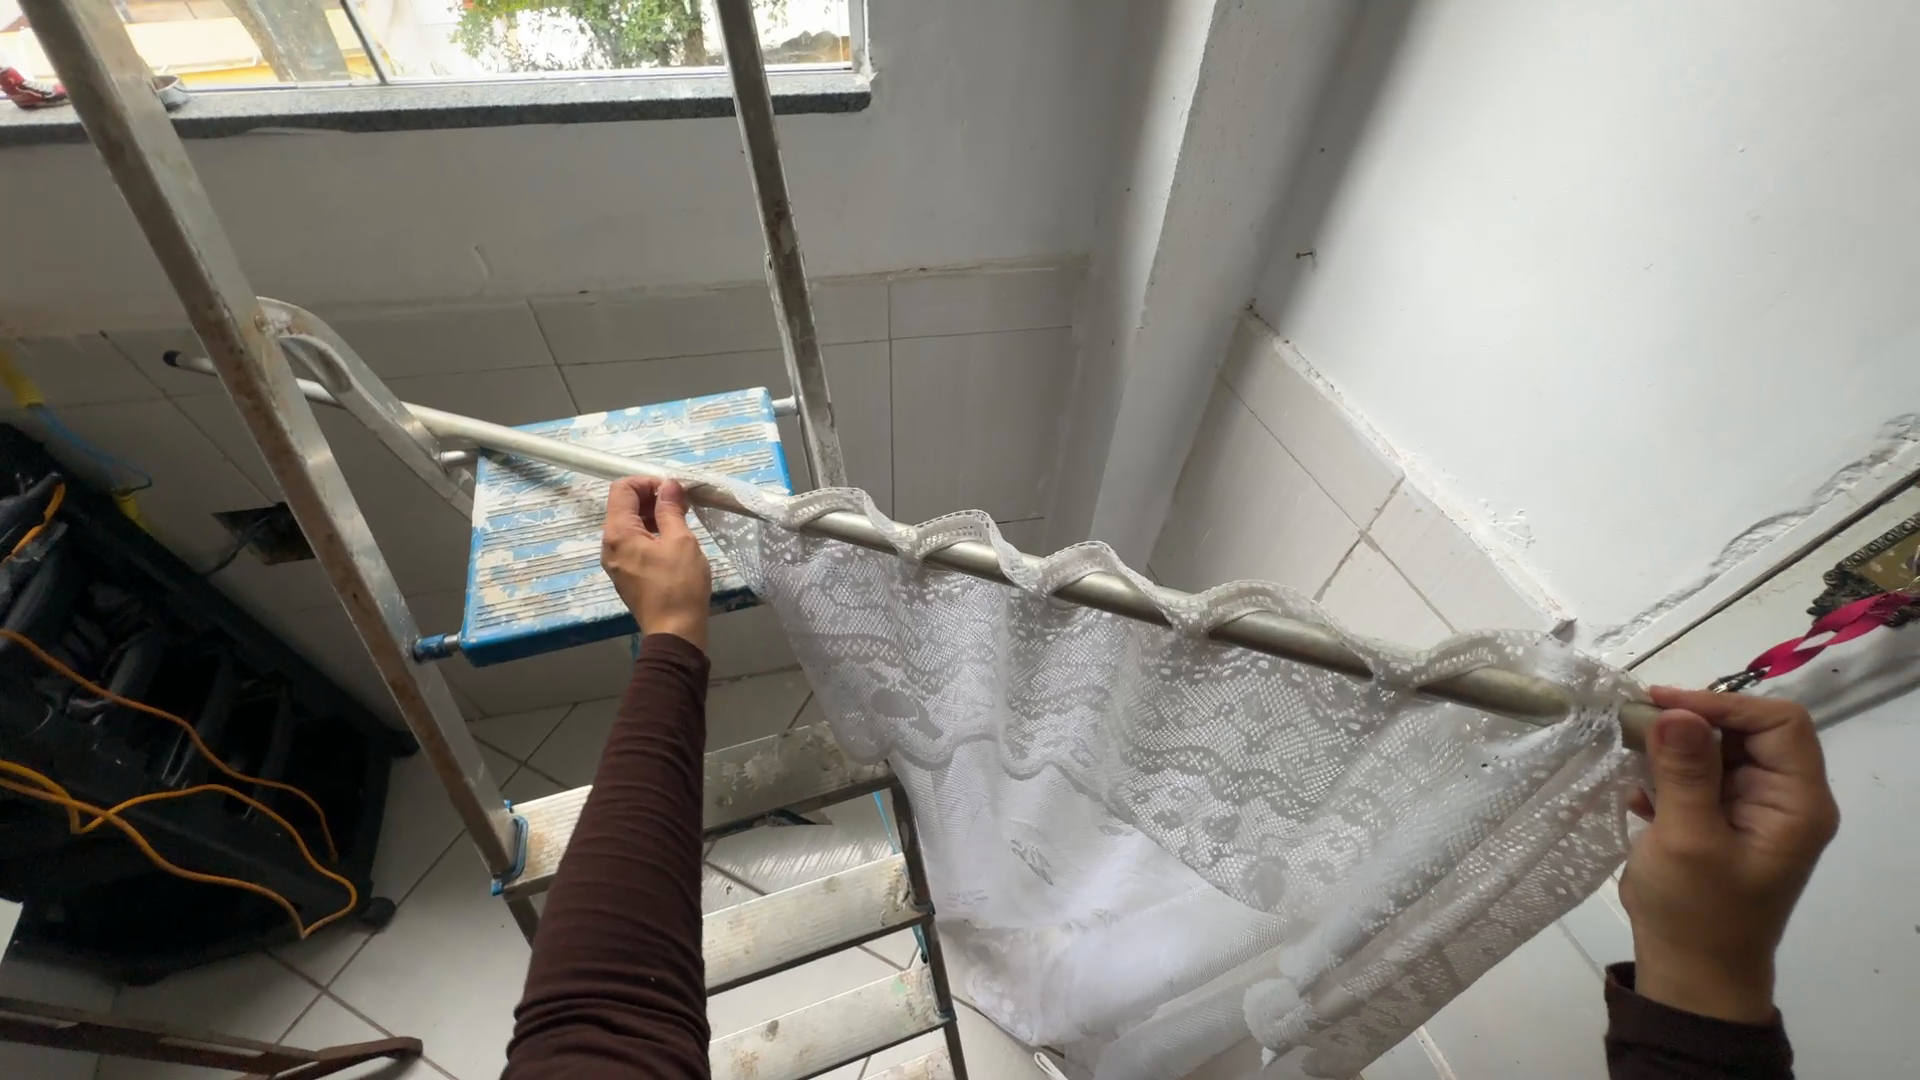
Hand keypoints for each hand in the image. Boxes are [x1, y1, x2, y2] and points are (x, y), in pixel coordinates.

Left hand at [601, 477, 711, 651]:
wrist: (675, 631)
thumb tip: (668, 485)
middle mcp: (609, 545)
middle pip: (623, 506)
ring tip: (681, 521)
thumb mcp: (681, 541)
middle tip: (682, 505)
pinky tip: (673, 541)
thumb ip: (671, 509)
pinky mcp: (626, 574)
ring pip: (629, 525)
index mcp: (618, 533)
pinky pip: (633, 543)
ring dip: (653, 516)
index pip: (622, 489)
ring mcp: (615, 561)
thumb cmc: (679, 584)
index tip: (675, 492)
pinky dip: (651, 534)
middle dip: (652, 498)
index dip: (649, 483)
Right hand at [1618, 687, 1838, 1022]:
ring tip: (1625, 754)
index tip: (1658, 705)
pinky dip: (1660, 768)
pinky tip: (1635, 793)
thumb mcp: (1688, 837)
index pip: (1778, 724)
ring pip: (1713, 747)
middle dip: (1688, 719)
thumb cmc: (1698, 905)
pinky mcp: (1713, 815)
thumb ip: (1685, 772)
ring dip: (1668, 743)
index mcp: (1795, 802)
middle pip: (1745, 730)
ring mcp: (1746, 807)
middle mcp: (1779, 798)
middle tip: (1630, 723)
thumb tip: (1675, 711)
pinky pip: (1692, 770)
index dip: (1721, 704)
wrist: (1690, 961)